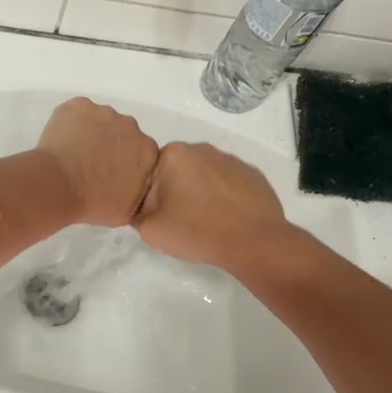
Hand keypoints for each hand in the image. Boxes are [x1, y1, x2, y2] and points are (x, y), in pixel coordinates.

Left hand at [35, 98, 158, 227]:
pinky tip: (62, 140)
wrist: (58, 185)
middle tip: (91, 162)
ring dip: (91, 132)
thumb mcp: (129, 209)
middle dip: (110, 144)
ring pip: (100, 120)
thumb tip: (134, 184)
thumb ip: (139, 190)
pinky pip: (78, 112)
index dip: (125, 160)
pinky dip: (71, 122)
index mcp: (147, 150)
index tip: (111, 171)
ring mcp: (103, 112)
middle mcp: (130, 126)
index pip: (141, 152)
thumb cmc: (95, 203)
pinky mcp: (78, 105)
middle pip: (122, 133)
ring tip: (73, 152)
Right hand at [134, 141, 291, 270]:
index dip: (153, 193)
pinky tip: (229, 217)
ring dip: (203, 190)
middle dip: (178, 188)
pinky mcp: (254, 174)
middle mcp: (202, 148)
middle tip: (181, 217)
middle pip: (180, 169)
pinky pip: (231, 182)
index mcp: (174, 154)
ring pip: (207, 174)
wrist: (254, 243)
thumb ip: (137, 212)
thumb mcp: (149, 229)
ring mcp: (232, 160)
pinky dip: (227, 196)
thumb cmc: (197, 231)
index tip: (159, 212)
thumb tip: (142, 206)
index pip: (153, 169)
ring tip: (208, 219)